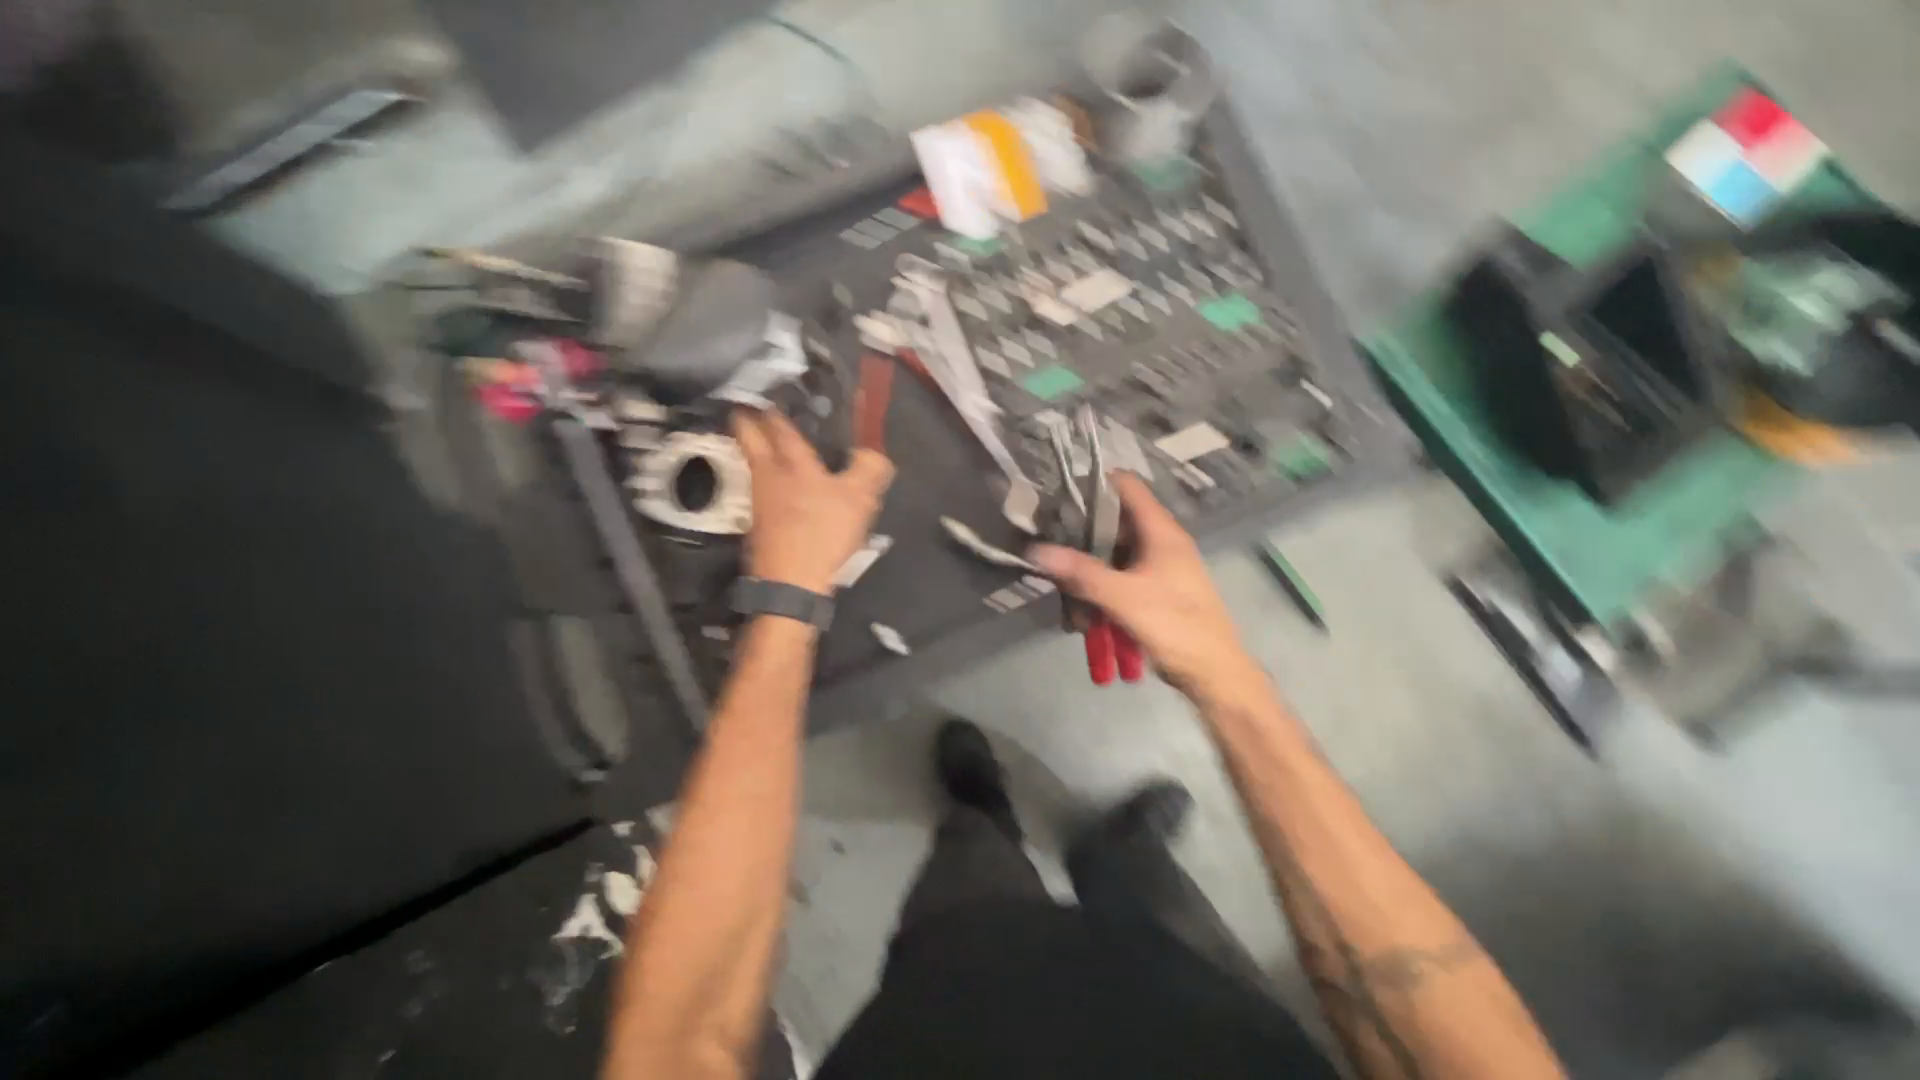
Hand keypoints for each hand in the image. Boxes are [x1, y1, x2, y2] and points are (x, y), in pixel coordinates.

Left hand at [733, 407, 893, 594]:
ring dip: (751, 448)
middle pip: (749, 439)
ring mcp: (757, 500)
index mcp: (792, 462)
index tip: (765, 395)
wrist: (790, 583)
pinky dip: (761, 476)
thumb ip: (869, 468)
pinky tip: (771, 483)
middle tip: (744, 407)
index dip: (772, 409)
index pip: (778, 427)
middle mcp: (768, 475)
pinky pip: (756, 486)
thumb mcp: (859, 499)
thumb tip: (872, 451)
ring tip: (758, 440)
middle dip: (746, 421)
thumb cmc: (823, 534)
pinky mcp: (756, 523)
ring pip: (750, 463)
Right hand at [1029, 473, 1264, 702]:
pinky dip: (1101, 595)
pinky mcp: (1157, 593)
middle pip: (1114, 524)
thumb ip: (1082, 573)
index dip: (1094, 483)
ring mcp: (1160, 569)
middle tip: (1049, 550)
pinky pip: (1121, 582)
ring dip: (1088, 576)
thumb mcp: (1125, 599)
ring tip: (1065, 599)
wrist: (1215, 673)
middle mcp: (1162, 543)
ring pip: (1114, 558)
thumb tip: (1036, 550)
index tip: (1058, 494)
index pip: (1127, 486)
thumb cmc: (1176, 627)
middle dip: (1081, 538)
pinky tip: (1084, 620)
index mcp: (1161, 532)